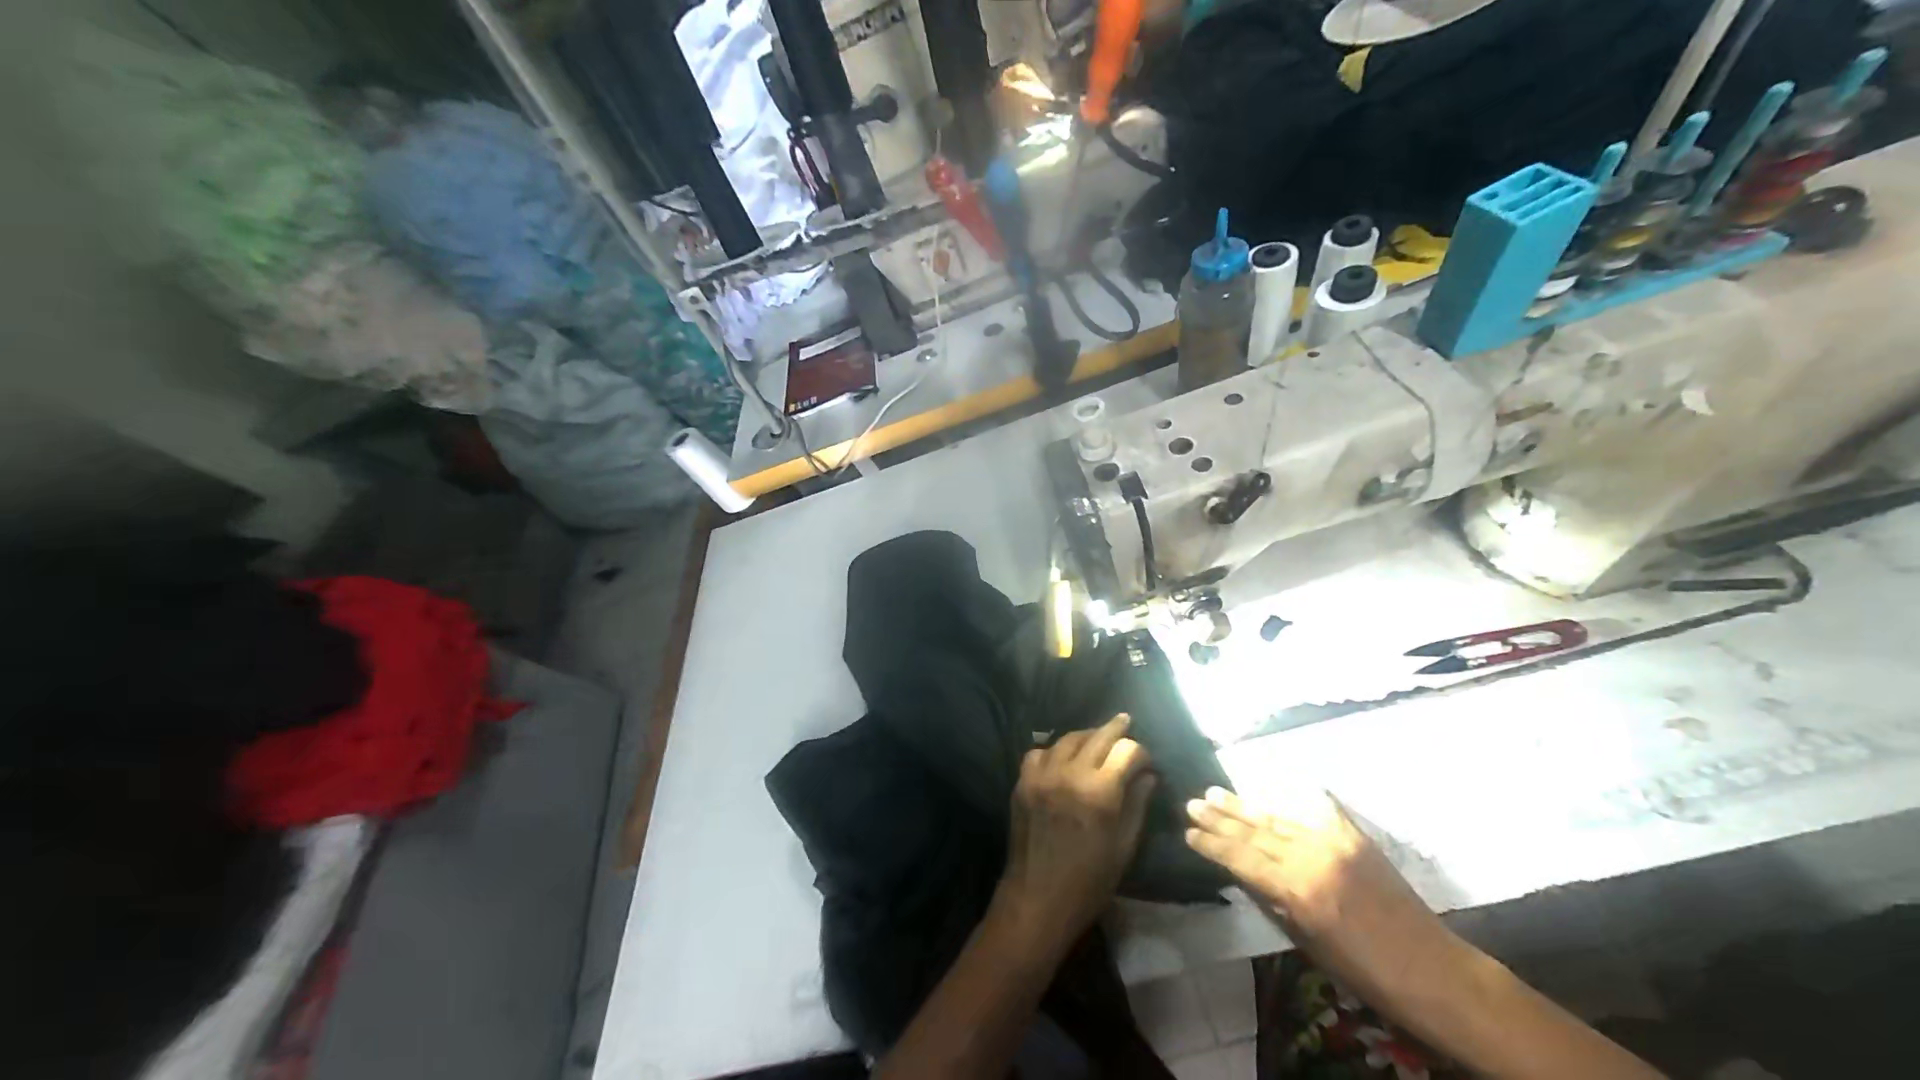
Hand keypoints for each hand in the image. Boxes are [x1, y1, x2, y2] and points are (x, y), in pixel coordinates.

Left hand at [996, 713, 1155, 945]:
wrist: (1037, 899)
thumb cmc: (1090, 882)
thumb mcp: (1124, 847)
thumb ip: (1137, 805)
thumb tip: (1148, 775)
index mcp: (1100, 792)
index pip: (1126, 751)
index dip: (1140, 752)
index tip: (1146, 761)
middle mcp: (1069, 774)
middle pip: (1097, 737)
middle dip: (1115, 730)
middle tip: (1126, 723)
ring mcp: (1042, 776)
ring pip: (1067, 739)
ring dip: (1086, 737)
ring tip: (1098, 739)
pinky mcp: (1022, 783)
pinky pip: (1039, 753)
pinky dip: (1054, 750)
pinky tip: (1063, 760)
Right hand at [1185, 787, 1453, 1004]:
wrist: (1432, 970)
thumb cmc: (1364, 972)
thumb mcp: (1307, 944)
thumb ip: (1273, 903)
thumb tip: (1243, 874)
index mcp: (1297, 891)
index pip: (1241, 858)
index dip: (1212, 844)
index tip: (1188, 832)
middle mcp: (1311, 858)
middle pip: (1255, 832)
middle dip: (1221, 818)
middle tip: (1193, 802)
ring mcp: (1335, 842)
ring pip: (1279, 818)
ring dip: (1246, 806)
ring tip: (1216, 791)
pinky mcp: (1356, 838)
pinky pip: (1319, 808)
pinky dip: (1296, 795)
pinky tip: (1278, 779)